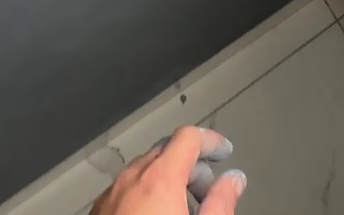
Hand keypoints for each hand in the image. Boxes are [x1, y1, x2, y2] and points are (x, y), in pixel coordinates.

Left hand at [90, 126, 245, 214]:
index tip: (225, 153)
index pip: (188, 137)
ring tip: (182, 211)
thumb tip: (234, 180)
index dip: (211, 141)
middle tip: (208, 190)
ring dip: (167, 178)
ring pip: (143, 169)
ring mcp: (109, 197)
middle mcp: (131, 180)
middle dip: (191, 164)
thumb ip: (222, 203)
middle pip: (165, 150)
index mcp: (159, 178)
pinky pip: (125, 190)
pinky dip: (144, 194)